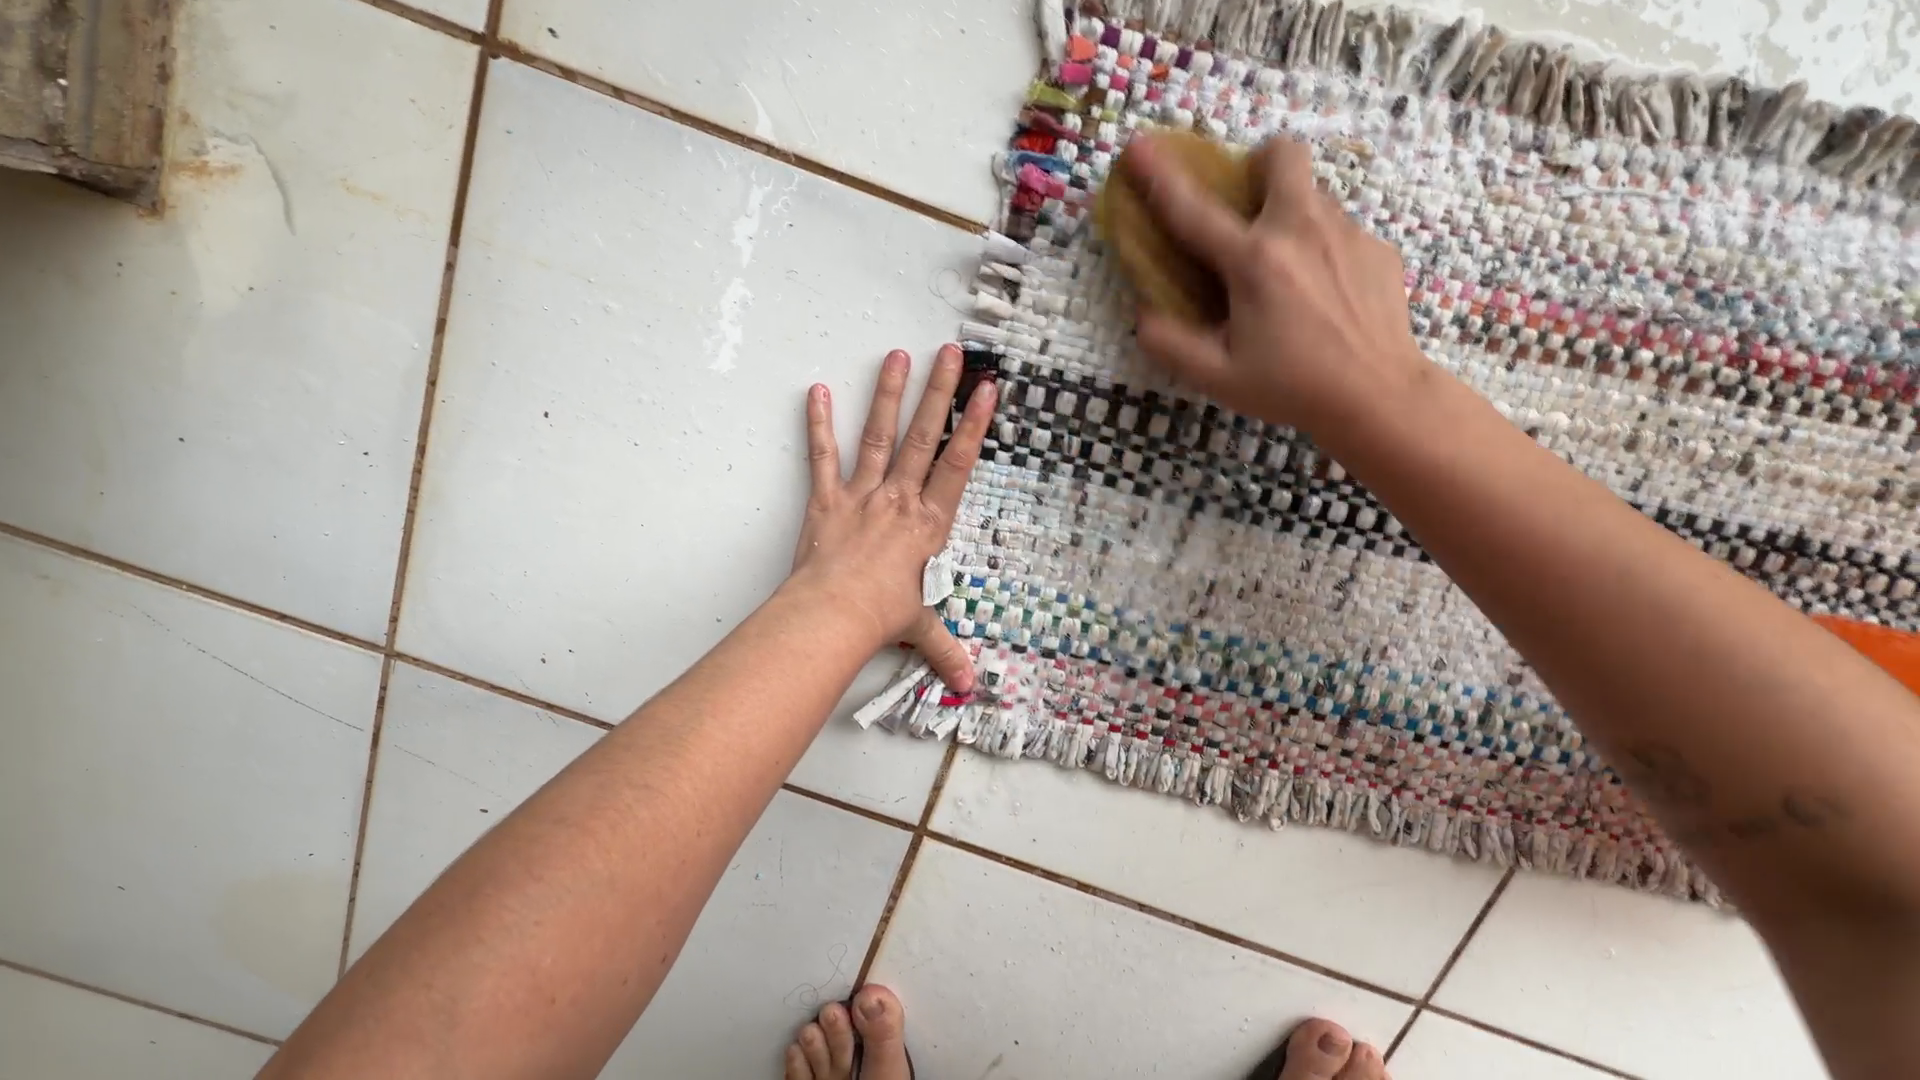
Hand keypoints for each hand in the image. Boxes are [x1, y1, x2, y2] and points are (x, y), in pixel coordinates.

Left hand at [785, 346, 995, 692]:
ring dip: (890, 395)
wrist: (831, 617)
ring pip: (880, 436)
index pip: (958, 465)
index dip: (975, 426)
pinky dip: (819, 424)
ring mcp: (862, 495)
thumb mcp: (921, 633)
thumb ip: (946, 653)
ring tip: (897, 355)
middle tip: (950, 353)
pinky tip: (817, 391)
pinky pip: (823, 457)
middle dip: (939, 392)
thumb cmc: (879, 619)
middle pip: (924, 437)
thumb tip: (969, 687)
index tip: (987, 390)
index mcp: (927, 524)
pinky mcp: (826, 500)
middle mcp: (899, 500)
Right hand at [1125, 135, 1432, 434]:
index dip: (1159, 176)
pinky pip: (1340, 229)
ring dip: (1289, 213)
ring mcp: (1347, 234)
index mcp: (1255, 262)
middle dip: (1258, 166)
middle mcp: (1302, 231)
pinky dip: (1321, 249)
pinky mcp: (1378, 249)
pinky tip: (1323, 294)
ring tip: (1286, 268)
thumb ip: (1170, 344)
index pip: (1194, 210)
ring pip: (1312, 194)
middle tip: (1248, 207)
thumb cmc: (1291, 388)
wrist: (1378, 397)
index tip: (1137, 146)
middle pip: (1281, 155)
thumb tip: (1144, 315)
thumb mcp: (1216, 376)